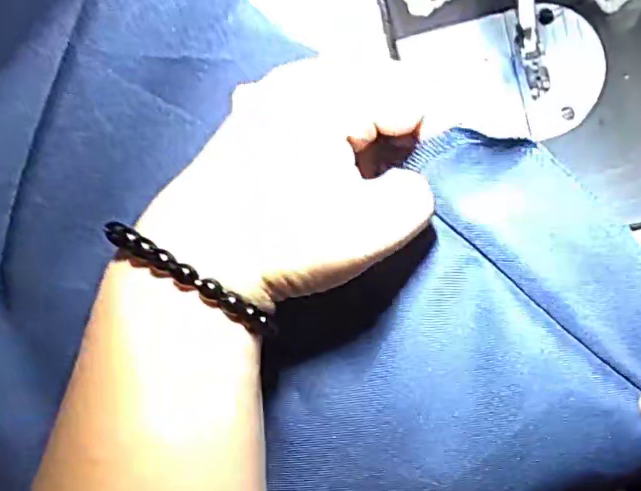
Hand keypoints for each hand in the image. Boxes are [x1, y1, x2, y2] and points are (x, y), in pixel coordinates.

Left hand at [133, 59, 435, 308]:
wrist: (207, 259)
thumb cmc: (288, 241)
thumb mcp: (376, 228)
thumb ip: (420, 196)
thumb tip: (416, 182)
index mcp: (329, 93)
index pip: (414, 96)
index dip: (433, 143)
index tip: (424, 186)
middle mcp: (297, 80)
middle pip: (381, 92)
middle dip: (401, 141)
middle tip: (396, 190)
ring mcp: (271, 96)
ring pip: (351, 105)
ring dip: (370, 146)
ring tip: (363, 190)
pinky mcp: (257, 121)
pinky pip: (320, 118)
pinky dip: (338, 146)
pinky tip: (331, 182)